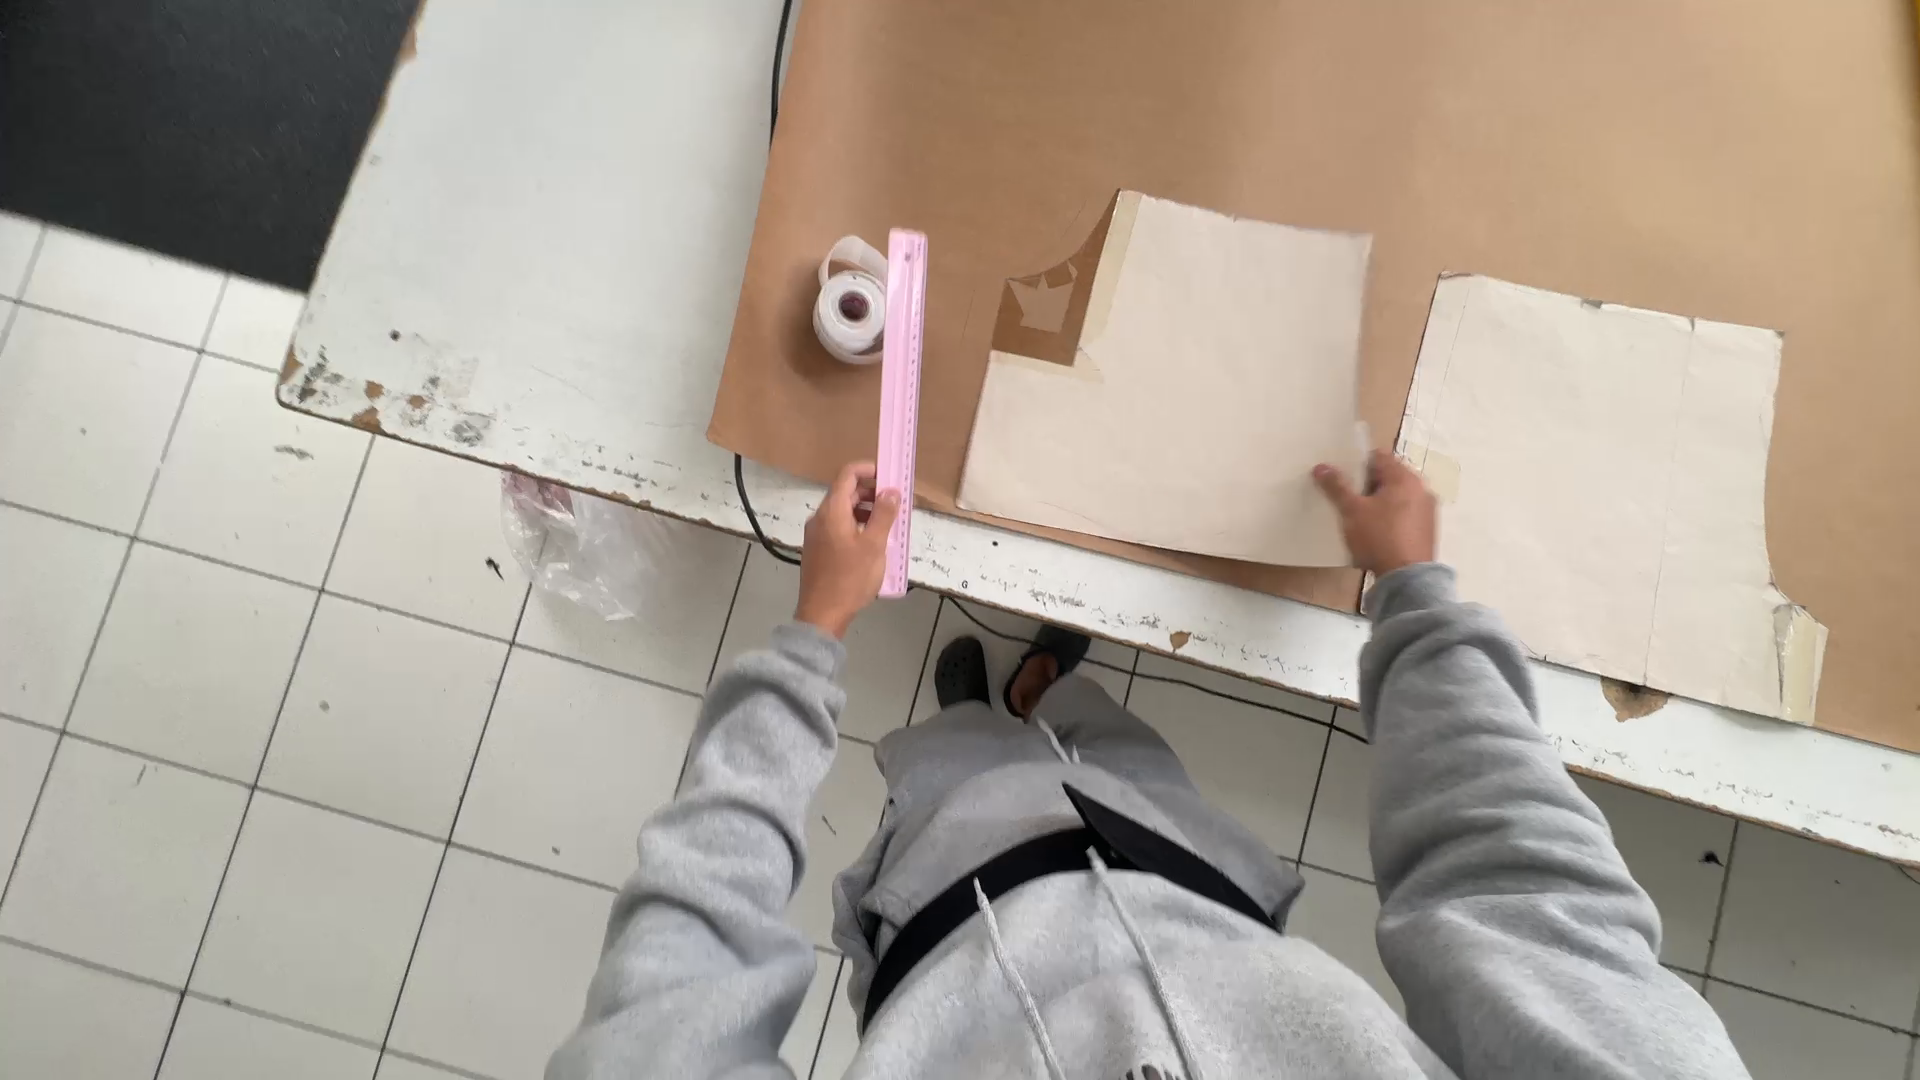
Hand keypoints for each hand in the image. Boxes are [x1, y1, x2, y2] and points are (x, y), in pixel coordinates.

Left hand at [794, 461, 902, 638]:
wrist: (822, 614)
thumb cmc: (850, 578)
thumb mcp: (874, 545)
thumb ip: (884, 515)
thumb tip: (891, 491)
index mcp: (832, 511)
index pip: (848, 475)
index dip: (869, 469)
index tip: (890, 476)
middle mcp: (820, 517)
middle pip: (846, 492)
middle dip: (872, 492)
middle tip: (896, 503)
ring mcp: (816, 534)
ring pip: (843, 511)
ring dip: (866, 511)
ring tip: (888, 525)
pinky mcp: (818, 549)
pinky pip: (839, 526)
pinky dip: (857, 525)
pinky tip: (872, 542)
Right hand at [1312, 449, 1437, 574]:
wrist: (1406, 577)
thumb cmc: (1378, 537)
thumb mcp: (1351, 510)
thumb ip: (1336, 486)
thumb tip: (1321, 466)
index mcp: (1405, 478)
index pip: (1379, 457)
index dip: (1356, 463)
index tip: (1340, 475)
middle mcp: (1422, 488)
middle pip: (1388, 476)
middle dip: (1365, 484)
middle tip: (1344, 495)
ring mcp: (1428, 509)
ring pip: (1396, 495)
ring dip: (1377, 500)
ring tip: (1357, 515)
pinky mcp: (1427, 528)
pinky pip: (1404, 512)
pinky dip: (1389, 515)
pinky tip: (1375, 530)